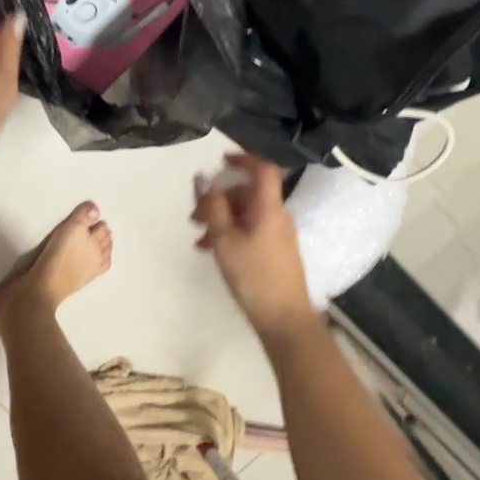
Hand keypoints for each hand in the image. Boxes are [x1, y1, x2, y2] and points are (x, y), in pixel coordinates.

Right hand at [193, 154, 315, 336]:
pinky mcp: (275, 251)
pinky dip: (229, 232)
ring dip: (220, 217)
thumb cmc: (254, 276)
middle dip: (219, 197)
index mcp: (268, 208)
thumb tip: (203, 178)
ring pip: (245, 213)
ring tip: (199, 237)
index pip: (263, 169)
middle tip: (195, 215)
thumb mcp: (224, 239)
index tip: (220, 161)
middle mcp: (277, 215)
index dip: (243, 159)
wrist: (285, 321)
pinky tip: (211, 250)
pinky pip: (249, 229)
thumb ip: (213, 206)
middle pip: (247, 192)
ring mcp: (278, 234)